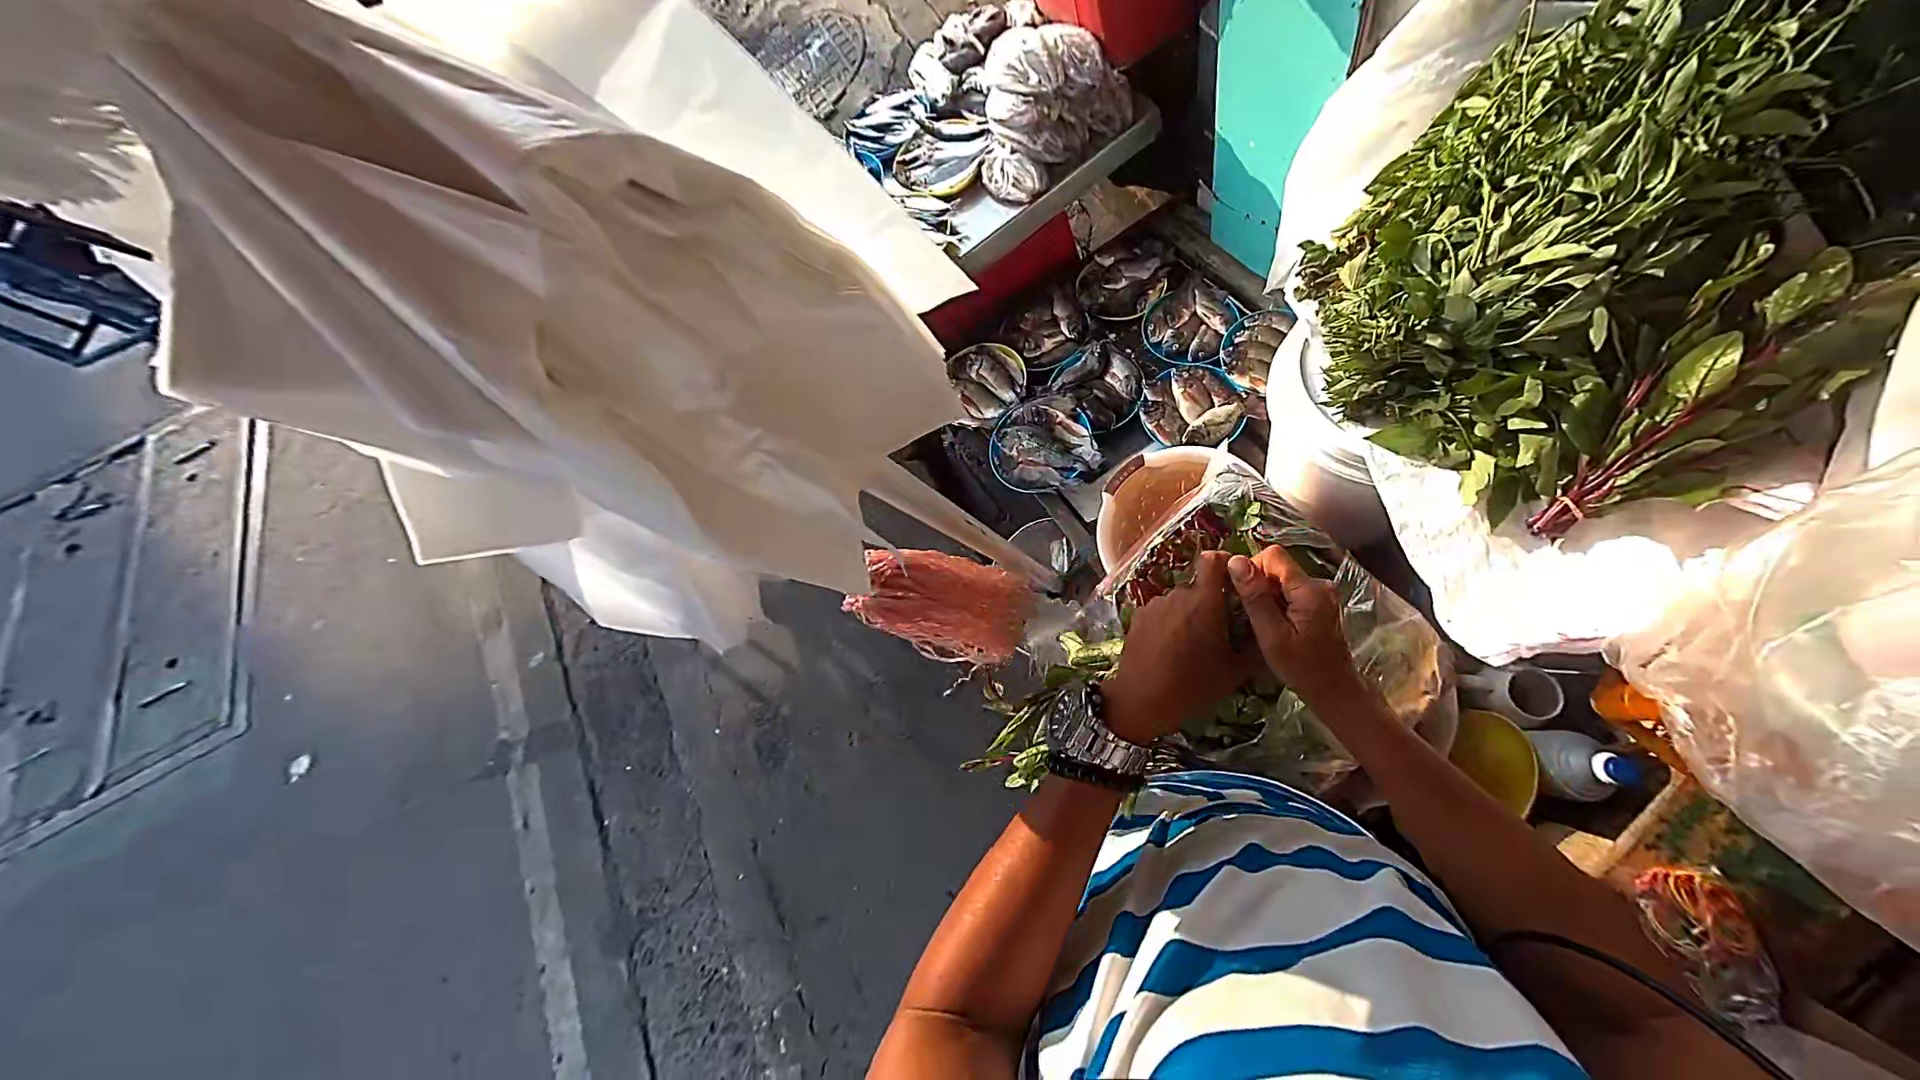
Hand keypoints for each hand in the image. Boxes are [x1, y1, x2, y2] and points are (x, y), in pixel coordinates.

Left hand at [1102, 551, 1260, 743]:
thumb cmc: (1193, 685)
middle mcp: (1177, 596)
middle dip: (1209, 601)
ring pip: (1178, 601)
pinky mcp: (1138, 616)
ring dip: (1187, 613)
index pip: (1213, 560)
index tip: (1232, 576)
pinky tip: (1169, 646)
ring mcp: (1154, 605)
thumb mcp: (1234, 671)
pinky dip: (1168, 622)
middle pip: (1198, 587)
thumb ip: (1255, 645)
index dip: (1223, 562)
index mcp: (1204, 602)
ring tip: (1191, 643)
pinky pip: (1160, 612)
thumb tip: (1268, 629)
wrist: (1142, 699)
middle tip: (1217, 628)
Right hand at [1227, 546, 1365, 707]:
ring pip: (1281, 579)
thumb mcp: (1271, 634)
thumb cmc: (1301, 666)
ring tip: (1265, 623)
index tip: (1245, 596)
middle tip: (1255, 616)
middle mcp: (1319, 584)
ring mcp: (1322, 593)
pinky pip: (1290, 590)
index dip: (1252, 569)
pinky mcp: (1320, 602)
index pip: (1273, 555)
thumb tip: (1235, 561)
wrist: (1333, 689)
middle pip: (1277, 567)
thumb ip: (1255, 597)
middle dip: (1259, 585)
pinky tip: (1276, 625)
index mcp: (1309, 589)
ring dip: (1267, 596)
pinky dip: (1277, 603)